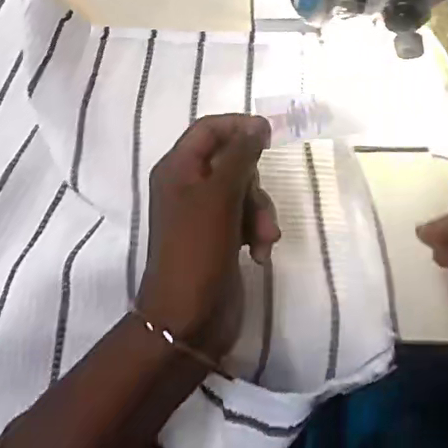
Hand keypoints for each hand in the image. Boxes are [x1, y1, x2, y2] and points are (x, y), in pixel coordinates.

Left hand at [135, 114, 279, 357]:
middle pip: (230, 160)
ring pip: (242, 191)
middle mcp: (187, 185)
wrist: (187, 323)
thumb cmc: (198, 250)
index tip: (270, 135)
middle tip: (258, 204)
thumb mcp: (220, 196)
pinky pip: (244, 219)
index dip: (238, 126)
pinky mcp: (219, 238)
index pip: (209, 129)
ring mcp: (202, 214)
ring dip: (259, 211)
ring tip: (264, 238)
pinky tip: (260, 254)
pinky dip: (256, 232)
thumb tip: (257, 125)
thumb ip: (240, 155)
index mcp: (177, 168)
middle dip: (253, 182)